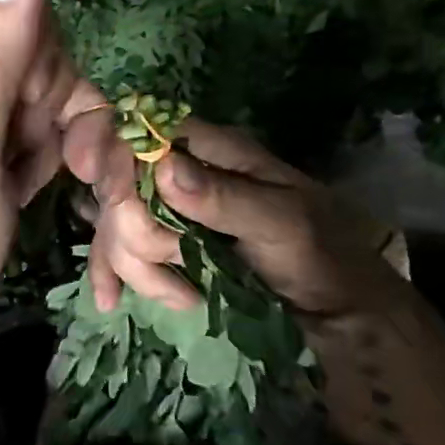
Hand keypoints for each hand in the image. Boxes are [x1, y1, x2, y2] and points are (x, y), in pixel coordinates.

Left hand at [0, 0, 102, 363]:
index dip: (36, 46)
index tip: (34, 110)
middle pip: (35, 36)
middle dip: (55, 98)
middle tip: (44, 158)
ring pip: (50, 78)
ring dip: (65, 130)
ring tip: (42, 182)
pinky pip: (48, 114)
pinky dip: (58, 149)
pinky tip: (37, 184)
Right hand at [64, 116, 403, 317]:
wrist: (334, 311)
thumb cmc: (320, 257)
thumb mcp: (283, 223)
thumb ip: (224, 197)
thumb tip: (161, 167)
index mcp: (208, 149)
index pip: (139, 133)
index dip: (117, 162)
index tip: (120, 202)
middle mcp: (177, 171)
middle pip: (117, 186)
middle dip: (136, 231)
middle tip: (176, 258)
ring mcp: (163, 208)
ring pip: (112, 223)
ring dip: (138, 265)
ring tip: (182, 294)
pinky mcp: (157, 242)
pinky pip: (115, 249)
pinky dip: (109, 274)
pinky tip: (109, 299)